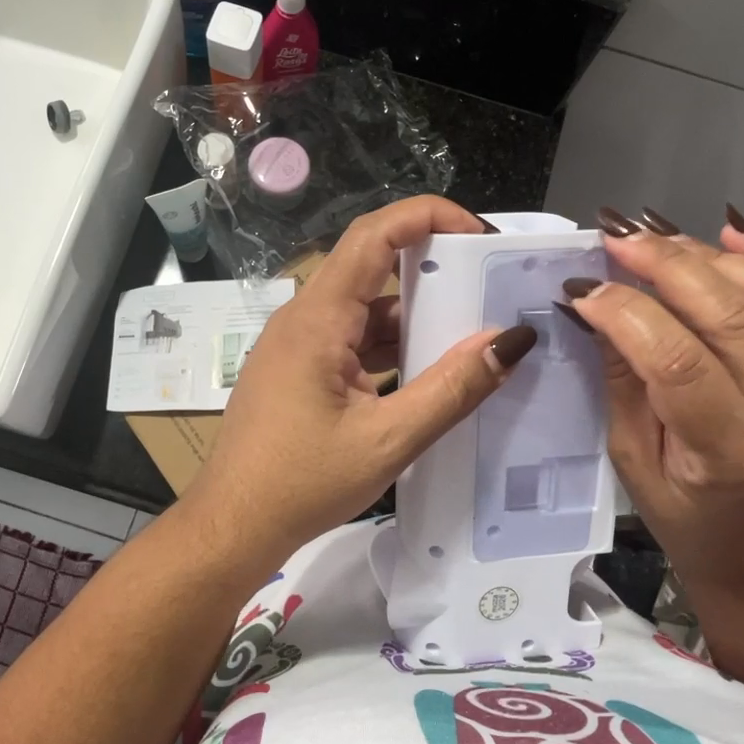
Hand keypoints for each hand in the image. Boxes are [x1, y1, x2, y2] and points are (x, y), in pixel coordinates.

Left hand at [183, 195, 537, 556]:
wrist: (233, 526)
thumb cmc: (302, 483)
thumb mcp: (387, 439)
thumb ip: (452, 389)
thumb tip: (510, 340)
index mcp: (317, 319)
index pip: (373, 235)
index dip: (429, 217)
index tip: (480, 236)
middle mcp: (303, 319)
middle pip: (372, 267)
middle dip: (432, 268)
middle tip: (489, 286)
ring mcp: (298, 345)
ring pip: (364, 309)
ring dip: (414, 315)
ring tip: (473, 329)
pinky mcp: (299, 371)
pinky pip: (352, 341)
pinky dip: (391, 347)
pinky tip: (429, 370)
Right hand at [563, 205, 743, 589]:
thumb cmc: (684, 516)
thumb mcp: (631, 460)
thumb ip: (622, 381)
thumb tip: (596, 306)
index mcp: (734, 457)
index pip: (680, 365)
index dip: (628, 315)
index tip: (584, 289)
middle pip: (735, 318)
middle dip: (669, 266)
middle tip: (617, 239)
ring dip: (712, 256)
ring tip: (657, 238)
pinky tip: (727, 235)